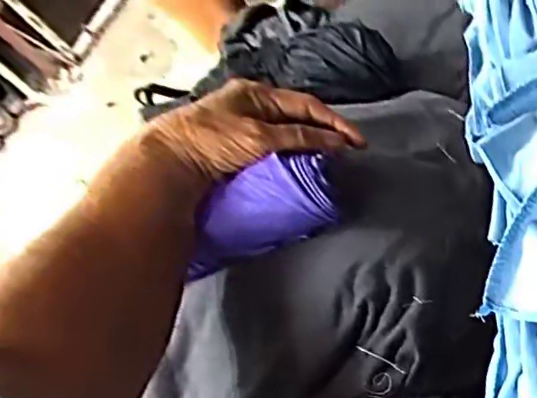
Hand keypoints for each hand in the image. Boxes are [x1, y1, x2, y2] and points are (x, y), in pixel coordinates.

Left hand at [138, 80, 365, 184]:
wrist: (176, 162)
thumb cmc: (213, 140)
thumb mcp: (260, 136)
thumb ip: (299, 137)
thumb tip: (337, 142)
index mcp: (257, 94)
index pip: (307, 105)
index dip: (336, 123)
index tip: (359, 143)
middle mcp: (256, 106)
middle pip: (303, 116)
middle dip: (330, 132)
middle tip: (353, 151)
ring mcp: (253, 126)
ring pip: (296, 131)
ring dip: (318, 143)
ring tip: (338, 158)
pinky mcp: (251, 146)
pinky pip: (286, 146)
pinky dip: (304, 153)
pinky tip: (313, 163)